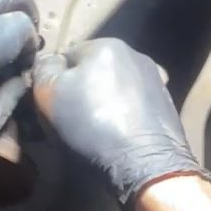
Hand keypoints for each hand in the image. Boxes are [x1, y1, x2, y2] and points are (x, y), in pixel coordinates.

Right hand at [33, 38, 209, 202]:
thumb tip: (50, 63)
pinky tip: (118, 137)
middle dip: (81, 92)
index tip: (51, 106)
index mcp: (107, 44)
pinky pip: (133, 107)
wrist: (146, 165)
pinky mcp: (168, 106)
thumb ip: (42, 70)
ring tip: (95, 134)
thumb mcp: (49, 95)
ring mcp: (156, 81)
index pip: (66, 56)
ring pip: (115, 89)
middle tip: (69, 122)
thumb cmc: (92, 127)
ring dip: (103, 105)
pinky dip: (123, 117)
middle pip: (94, 72)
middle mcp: (136, 55)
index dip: (54, 82)